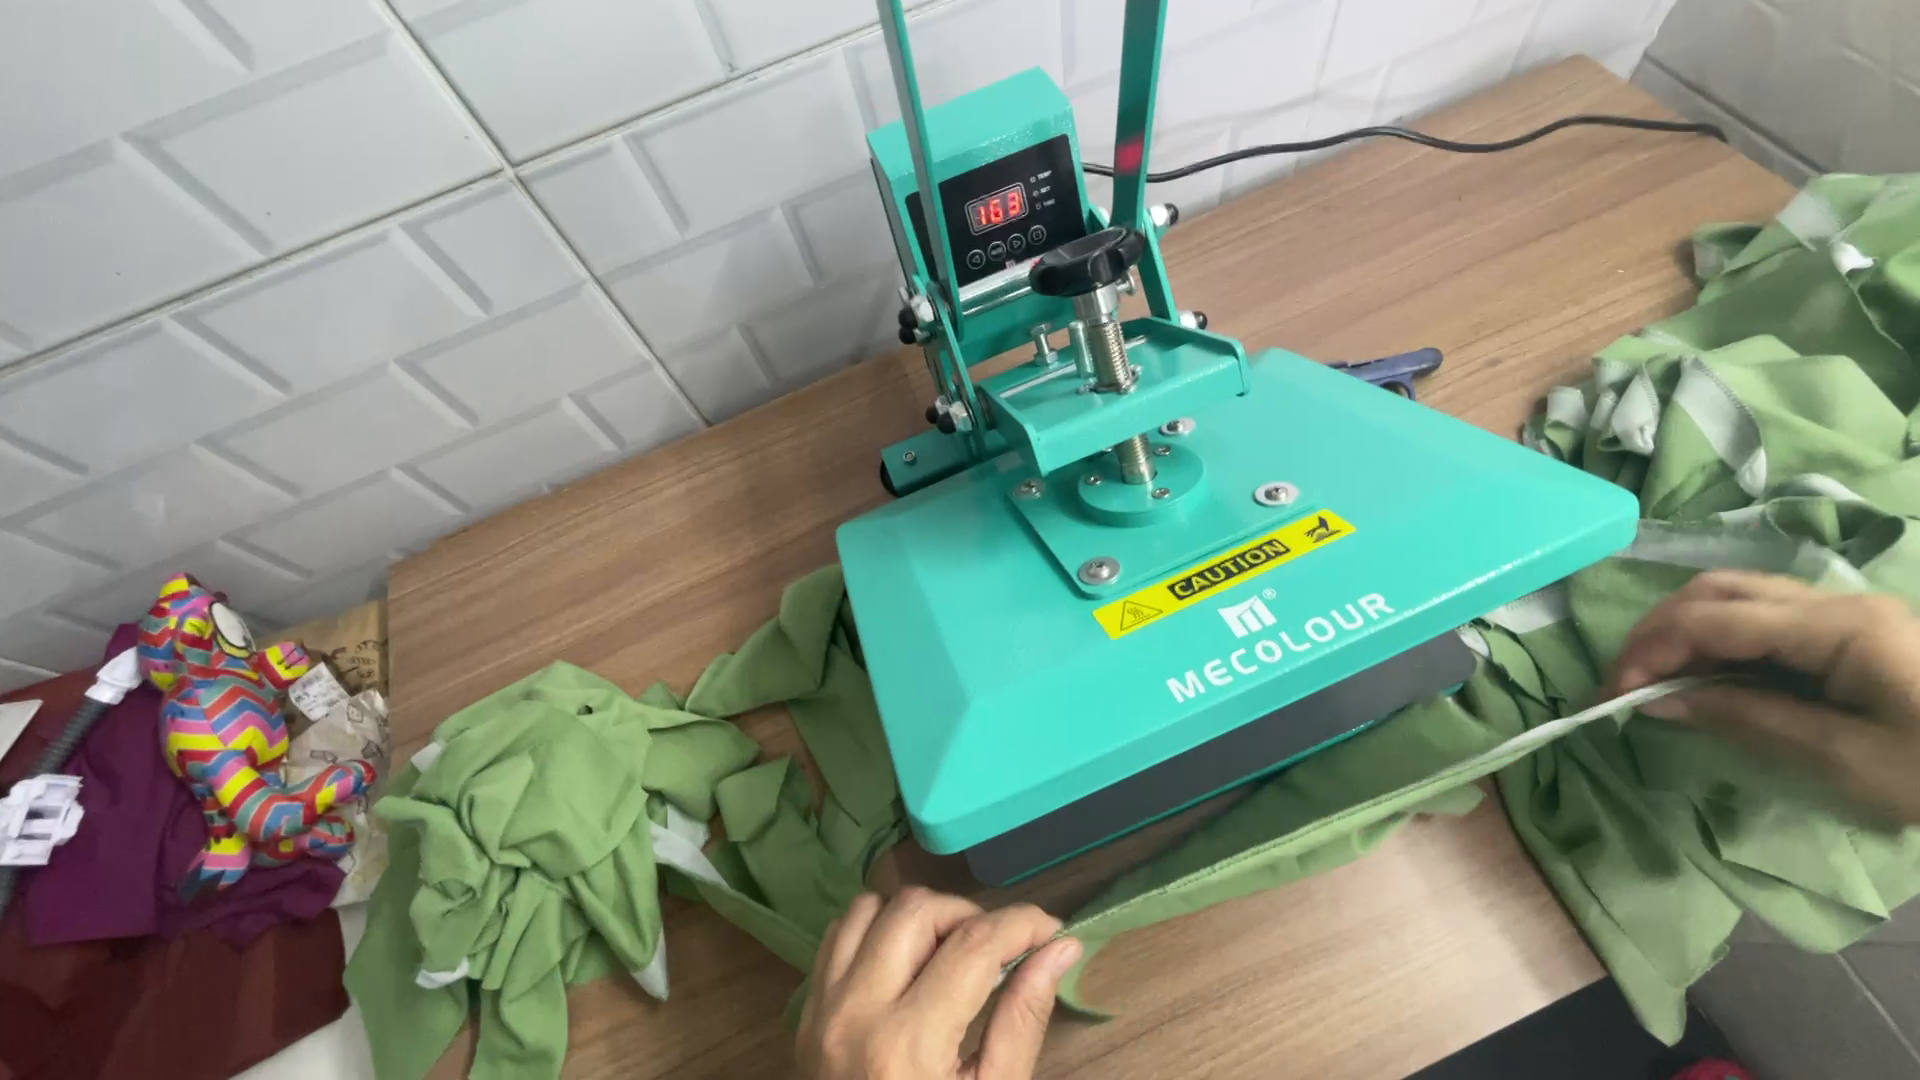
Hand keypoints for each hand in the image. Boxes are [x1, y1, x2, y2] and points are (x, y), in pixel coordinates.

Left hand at [796, 887, 1082, 1079]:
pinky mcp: (807, 1008)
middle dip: (970, 916)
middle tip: (998, 951)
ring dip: (920, 916)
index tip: (1050, 928)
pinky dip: (878, 925)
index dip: (1021, 923)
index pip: (973, 946)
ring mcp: (823, 1007)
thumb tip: (1060, 948)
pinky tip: (906, 957)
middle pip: (918, 910)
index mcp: (907, 1048)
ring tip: (950, 952)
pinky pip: (843, 930)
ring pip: (874, 907)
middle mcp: (856, 1013)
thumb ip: (1023, 1019)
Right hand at [1608, 570, 1919, 822]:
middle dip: (1655, 633)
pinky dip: (1718, 639)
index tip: (1613, 699)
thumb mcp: (1847, 758)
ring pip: (1733, 596)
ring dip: (1682, 632)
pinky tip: (1710, 676)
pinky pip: (1763, 616)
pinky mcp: (1858, 631)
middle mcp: (1837, 602)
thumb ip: (1743, 717)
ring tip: (1661, 679)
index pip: (1704, 620)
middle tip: (1629, 683)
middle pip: (1713, 591)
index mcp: (1836, 626)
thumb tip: (1656, 701)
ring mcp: (1850, 612)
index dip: (1645, 654)